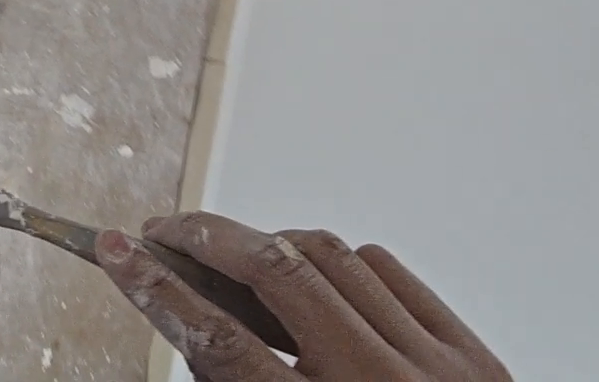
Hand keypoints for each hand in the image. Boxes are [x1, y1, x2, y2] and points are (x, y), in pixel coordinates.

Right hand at [97, 212, 511, 381]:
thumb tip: (191, 321)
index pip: (220, 343)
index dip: (156, 288)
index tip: (113, 249)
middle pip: (275, 272)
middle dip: (203, 237)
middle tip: (161, 231)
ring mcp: (445, 373)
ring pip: (327, 254)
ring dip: (264, 241)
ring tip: (230, 251)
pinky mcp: (484, 361)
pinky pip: (387, 270)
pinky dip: (334, 258)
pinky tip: (310, 272)